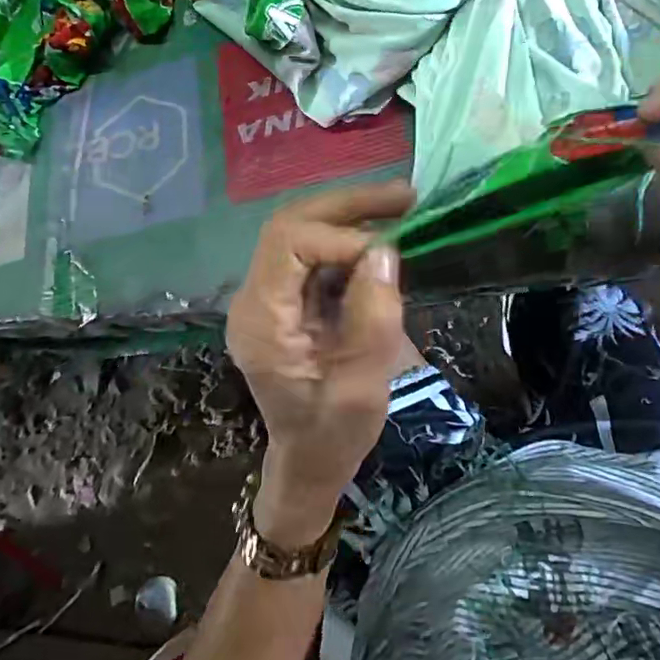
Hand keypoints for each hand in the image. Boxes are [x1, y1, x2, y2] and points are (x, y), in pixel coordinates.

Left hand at [225, 182, 418, 545]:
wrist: (308, 463)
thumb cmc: (332, 437)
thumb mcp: (361, 389)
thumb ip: (372, 321)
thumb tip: (384, 252)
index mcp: (262, 321)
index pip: (289, 243)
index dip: (341, 238)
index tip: (388, 257)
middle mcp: (255, 299)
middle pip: (290, 225)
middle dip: (347, 206)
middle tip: (404, 196)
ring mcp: (267, 298)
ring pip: (300, 232)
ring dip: (349, 215)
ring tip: (402, 206)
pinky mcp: (285, 301)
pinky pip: (312, 255)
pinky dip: (348, 240)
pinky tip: (383, 238)